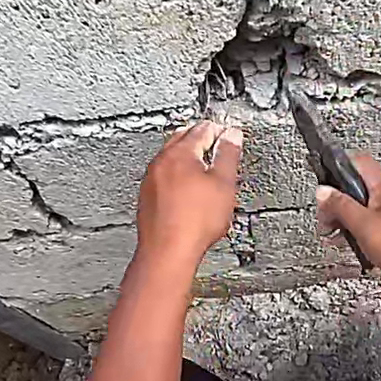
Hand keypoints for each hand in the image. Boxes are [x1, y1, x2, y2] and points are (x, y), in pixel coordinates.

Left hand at [136, 120, 242, 270]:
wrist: (168, 251)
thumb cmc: (194, 221)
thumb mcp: (224, 184)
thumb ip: (228, 155)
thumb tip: (232, 136)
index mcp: (179, 153)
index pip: (202, 130)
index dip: (220, 130)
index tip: (229, 133)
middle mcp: (161, 162)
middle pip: (182, 140)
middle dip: (200, 138)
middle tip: (216, 142)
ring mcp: (151, 180)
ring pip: (171, 158)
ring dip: (187, 156)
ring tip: (203, 164)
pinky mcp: (148, 198)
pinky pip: (164, 177)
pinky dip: (177, 175)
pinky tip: (186, 188)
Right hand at [314, 154, 380, 289]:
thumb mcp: (364, 226)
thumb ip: (341, 207)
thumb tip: (323, 192)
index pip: (354, 161)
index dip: (333, 172)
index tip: (323, 193)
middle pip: (359, 186)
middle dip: (341, 205)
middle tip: (331, 224)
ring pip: (370, 206)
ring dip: (354, 221)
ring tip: (347, 240)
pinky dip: (369, 232)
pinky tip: (367, 248)